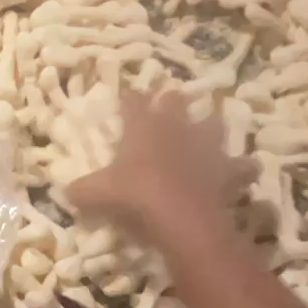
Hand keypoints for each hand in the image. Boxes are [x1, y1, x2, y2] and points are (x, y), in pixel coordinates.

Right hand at [67, 88, 251, 249]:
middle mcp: (174, 129)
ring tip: (210, 126)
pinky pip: (241, 166)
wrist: (178, 215)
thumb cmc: (131, 195)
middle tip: (169, 99)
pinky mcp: (227, 169)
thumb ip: (80, 190)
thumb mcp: (94, 194)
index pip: (132, 103)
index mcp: (141, 127)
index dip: (128, 97)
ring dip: (211, 124)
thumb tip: (65, 192)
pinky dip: (241, 168)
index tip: (126, 92)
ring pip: (214, 124)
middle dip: (171, 99)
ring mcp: (205, 147)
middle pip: (175, 102)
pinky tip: (240, 171)